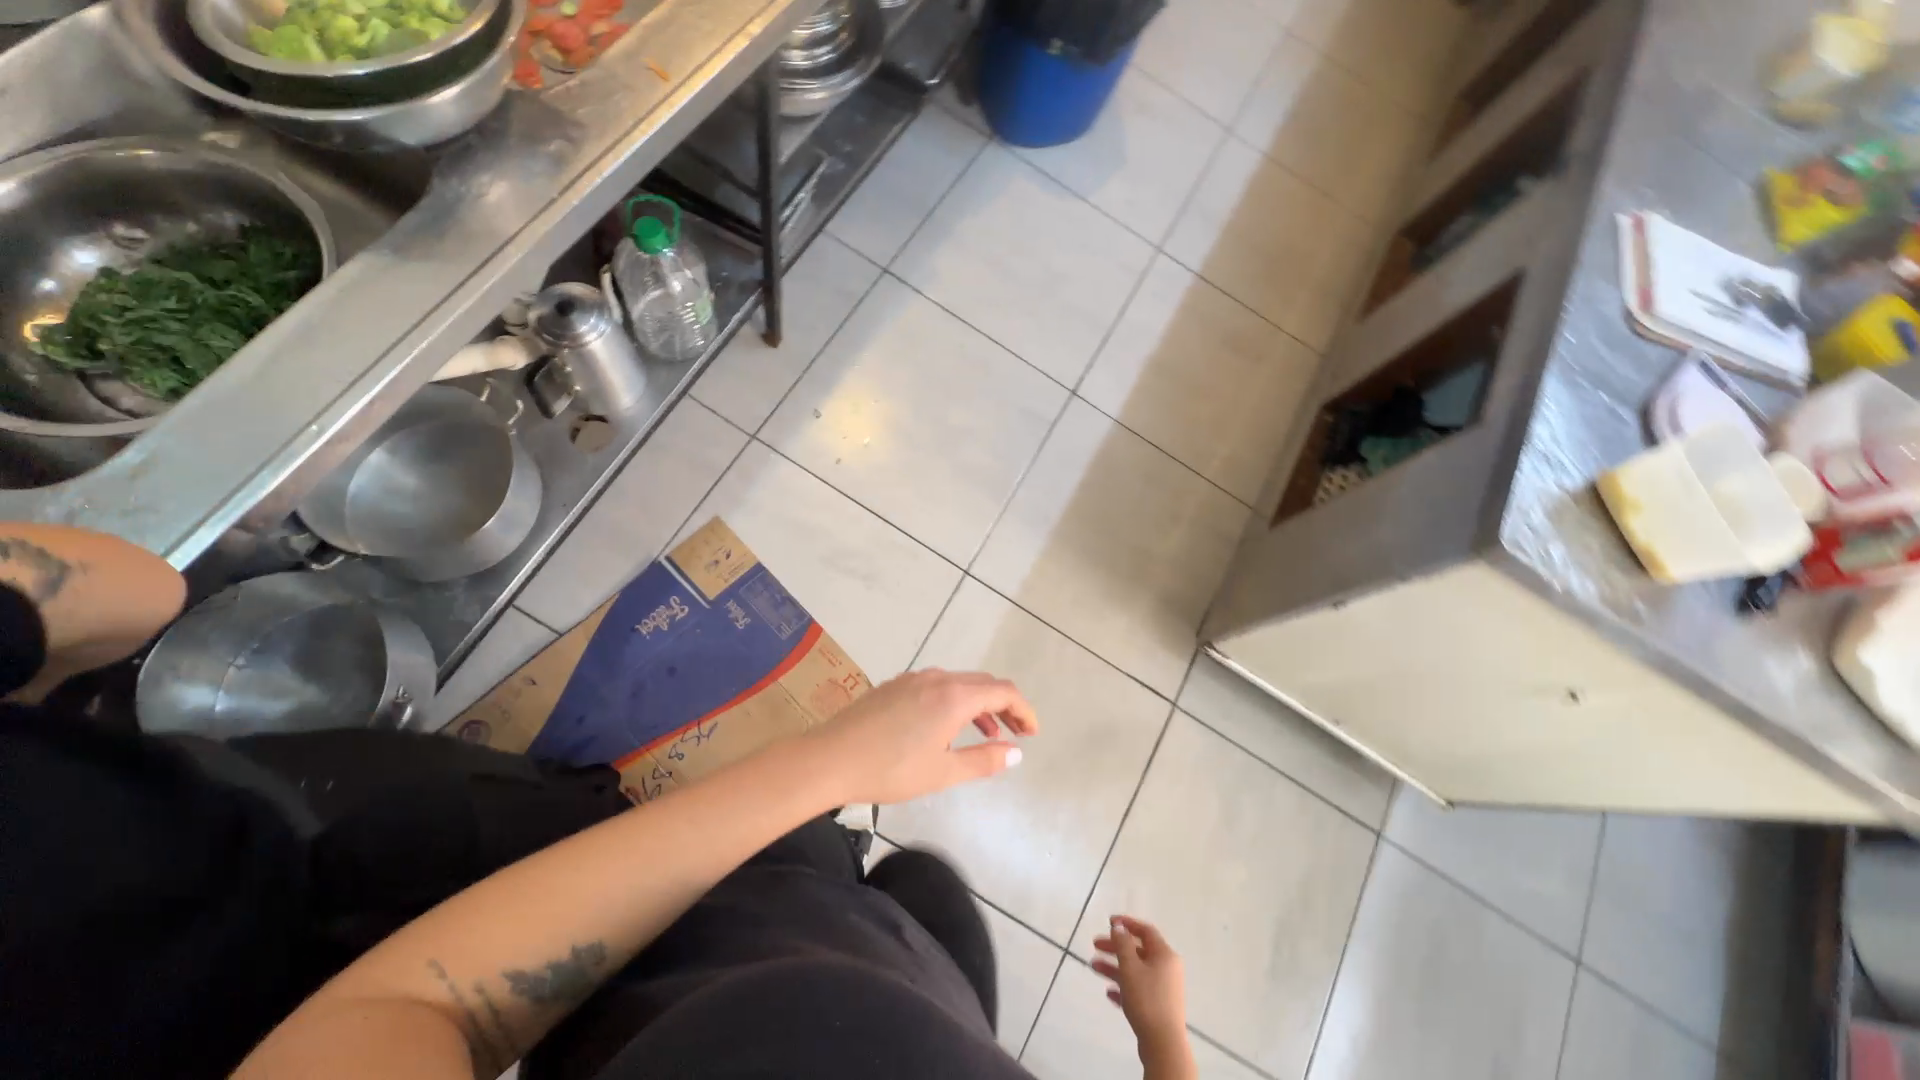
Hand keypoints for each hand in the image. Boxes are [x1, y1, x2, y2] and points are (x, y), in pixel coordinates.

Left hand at [804, 669, 1037, 804]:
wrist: (829, 759)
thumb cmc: (890, 770)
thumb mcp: (943, 773)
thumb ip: (984, 760)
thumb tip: (1015, 752)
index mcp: (954, 697)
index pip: (1003, 692)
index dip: (1024, 710)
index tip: (1032, 734)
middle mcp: (937, 679)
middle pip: (983, 683)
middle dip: (1005, 705)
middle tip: (1016, 733)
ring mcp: (912, 679)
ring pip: (958, 683)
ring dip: (979, 704)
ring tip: (985, 733)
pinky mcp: (893, 686)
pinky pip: (936, 686)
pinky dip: (954, 702)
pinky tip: (945, 729)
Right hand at [1093, 916, 1191, 1069]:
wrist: (1162, 1043)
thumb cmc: (1146, 999)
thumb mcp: (1130, 967)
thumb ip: (1122, 944)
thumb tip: (1119, 926)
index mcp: (1164, 955)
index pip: (1146, 931)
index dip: (1127, 923)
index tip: (1108, 921)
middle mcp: (1167, 968)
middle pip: (1138, 951)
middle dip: (1116, 947)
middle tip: (1095, 945)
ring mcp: (1163, 988)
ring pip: (1136, 971)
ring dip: (1115, 967)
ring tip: (1094, 967)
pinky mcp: (1158, 1006)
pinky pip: (1138, 990)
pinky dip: (1124, 987)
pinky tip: (1109, 992)